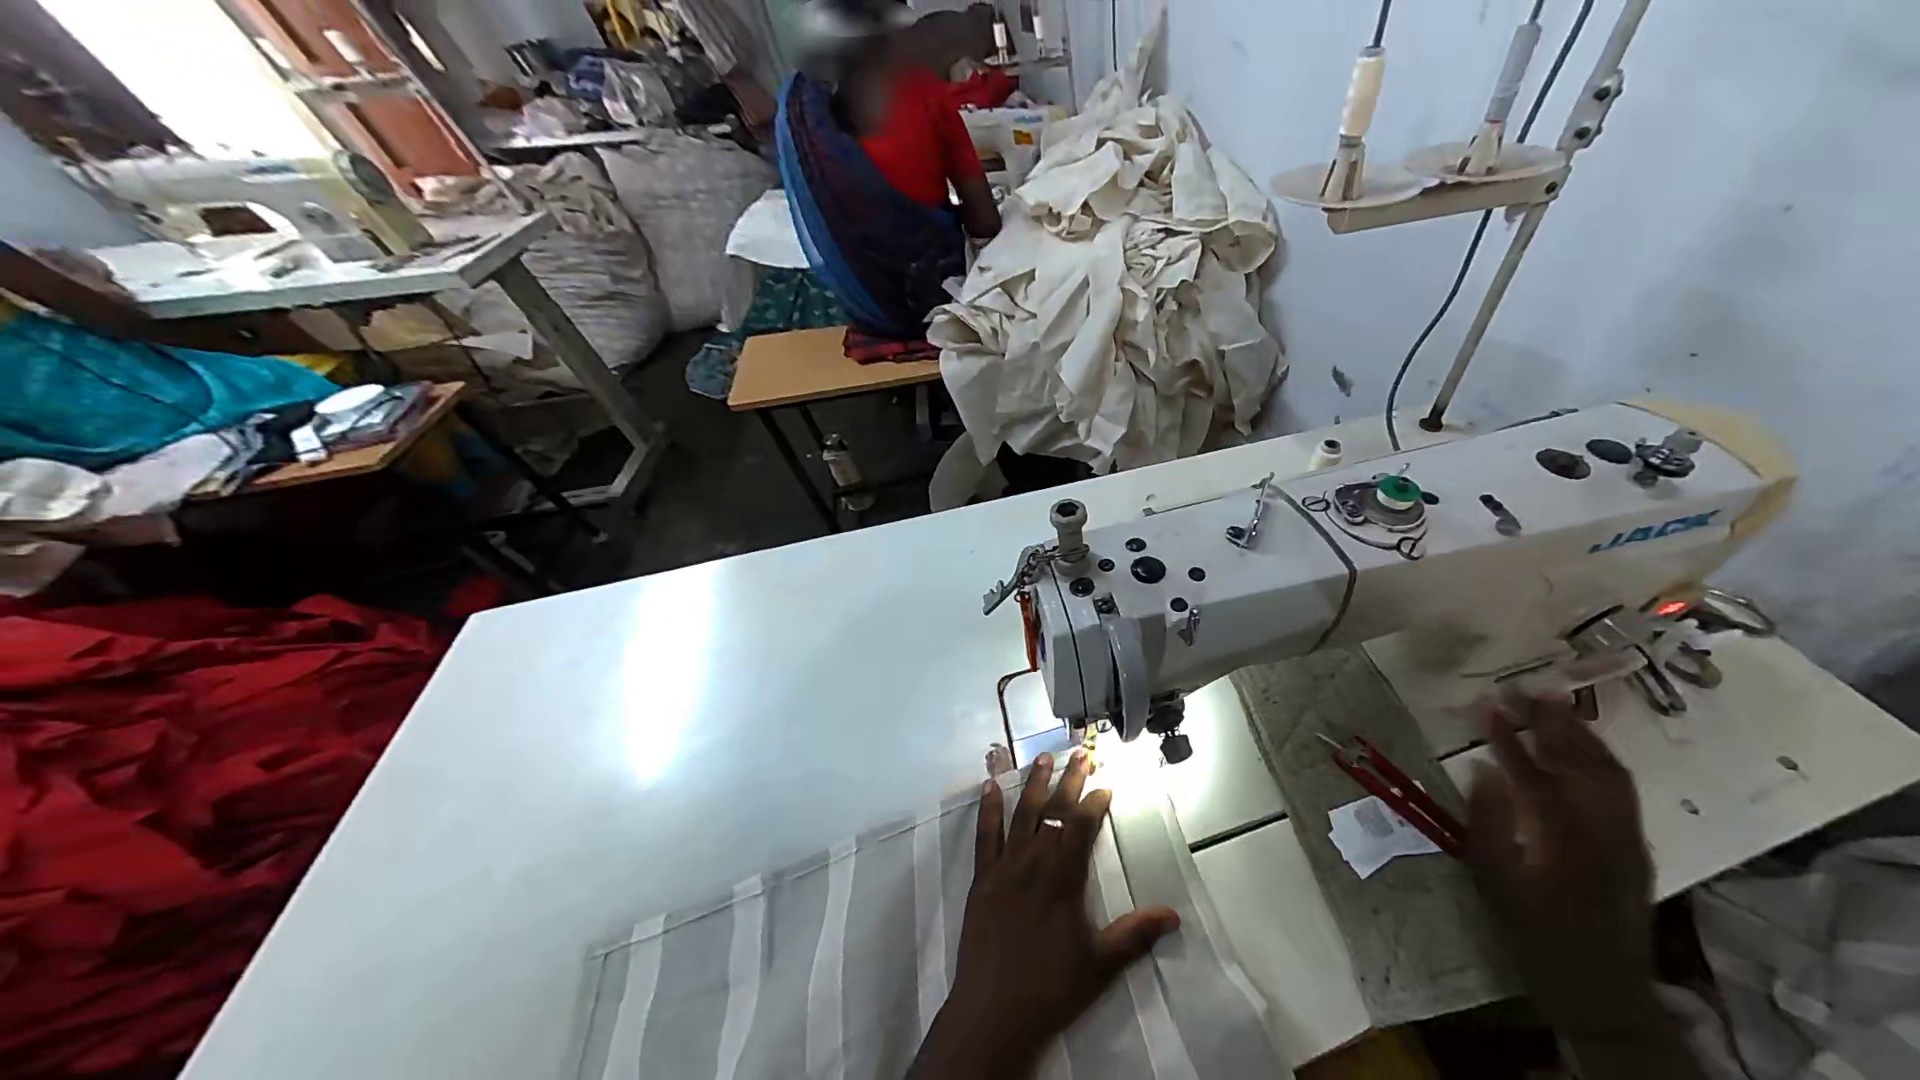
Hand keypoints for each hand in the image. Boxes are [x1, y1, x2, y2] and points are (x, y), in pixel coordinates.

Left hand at [907, 749, 1179, 1078]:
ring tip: (1043, 758)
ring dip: (1033, 784)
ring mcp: (1004, 867)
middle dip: (1069, 781)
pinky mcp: (982, 878)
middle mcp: (1034, 863)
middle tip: (1081, 754)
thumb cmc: (1051, 987)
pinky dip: (988, 809)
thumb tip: (1173, 914)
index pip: (1081, 827)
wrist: (993, 1010)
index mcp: (1063, 879)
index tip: (1106, 784)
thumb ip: (1134, 935)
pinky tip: (989, 787)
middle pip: (1054, 811)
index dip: (1095, 802)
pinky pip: (984, 836)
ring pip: (1022, 815)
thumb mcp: (1100, 964)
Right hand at [1466, 696, 1702, 1078]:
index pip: (1532, 771)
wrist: (1600, 986)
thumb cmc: (1532, 931)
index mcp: (1561, 835)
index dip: (1508, 735)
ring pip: (1609, 772)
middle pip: (1580, 762)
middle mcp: (1603, 828)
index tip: (1487, 702)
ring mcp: (1626, 836)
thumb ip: (1487, 821)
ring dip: (1581, 735)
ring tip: (1555, 705)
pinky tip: (1585, 748)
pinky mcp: (1635, 846)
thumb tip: (1481, 769)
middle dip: (1552, 722)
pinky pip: (1621, 789)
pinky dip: (1601, 759)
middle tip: (1525, 688)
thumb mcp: (1492, 879)